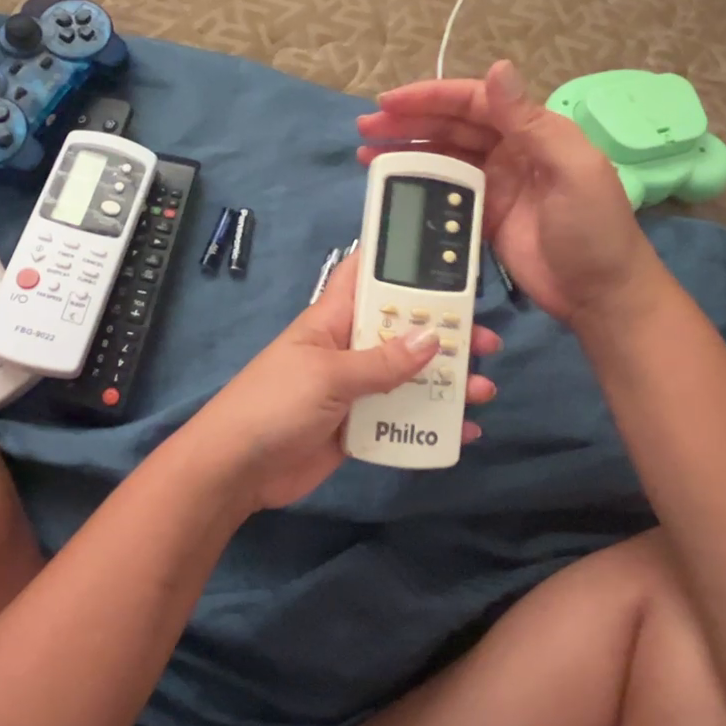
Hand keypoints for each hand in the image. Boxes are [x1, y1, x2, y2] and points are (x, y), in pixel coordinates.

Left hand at [184, 258, 500, 508]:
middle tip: (487, 340)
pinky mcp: (359, 426)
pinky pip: (403, 418)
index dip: (399, 262)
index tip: (445, 256)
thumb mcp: (329, 376)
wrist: (238, 469)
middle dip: (445, 332)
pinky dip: (433, 423)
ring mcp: (355, 389)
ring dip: (447, 381)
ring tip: (483, 389)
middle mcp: (348, 348)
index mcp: (333, 320)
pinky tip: (464, 431)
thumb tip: (432, 339)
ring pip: (410, 376)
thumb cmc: (274, 404)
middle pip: (403, 330)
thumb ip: (382, 361)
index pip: (366, 276)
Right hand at [356, 60, 661, 323]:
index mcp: (534, 131)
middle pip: (450, 127)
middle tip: (365, 129)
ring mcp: (496, 185)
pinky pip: (445, 193)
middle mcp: (511, 151)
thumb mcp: (572, 170)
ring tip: (366, 154)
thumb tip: (497, 67)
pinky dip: (418, 186)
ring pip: (443, 157)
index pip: (474, 103)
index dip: (430, 98)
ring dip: (406, 152)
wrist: (603, 296)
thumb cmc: (593, 230)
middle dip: (407, 124)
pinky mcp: (486, 217)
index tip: (389, 103)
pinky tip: (392, 187)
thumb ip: (531, 122)